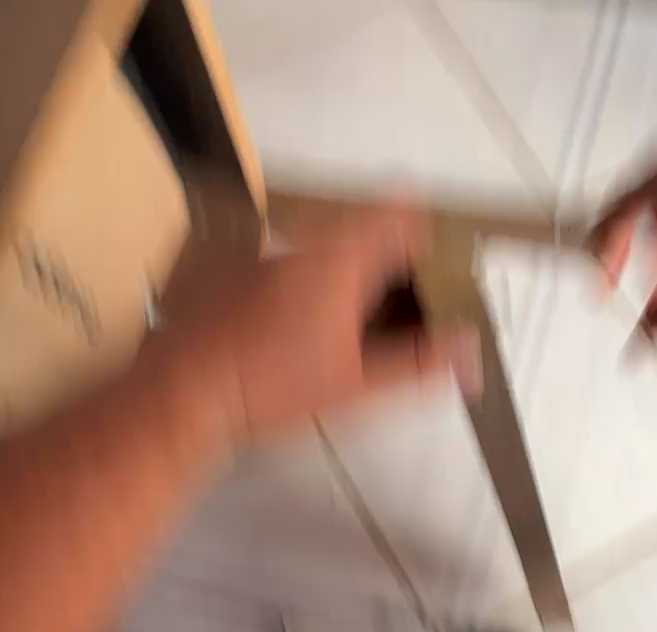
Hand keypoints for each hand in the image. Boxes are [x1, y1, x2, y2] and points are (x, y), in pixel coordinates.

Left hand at [152, 202, 480, 441]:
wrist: (186, 389)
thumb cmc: (275, 386)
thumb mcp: (358, 385)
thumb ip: (418, 364)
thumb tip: (471, 353)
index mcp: (341, 259)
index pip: (400, 217)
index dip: (424, 235)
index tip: (432, 267)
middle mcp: (302, 240)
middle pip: (362, 233)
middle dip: (386, 267)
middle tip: (393, 315)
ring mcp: (262, 248)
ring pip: (321, 247)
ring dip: (343, 277)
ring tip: (342, 330)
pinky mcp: (230, 264)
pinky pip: (285, 260)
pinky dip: (304, 285)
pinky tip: (294, 331)